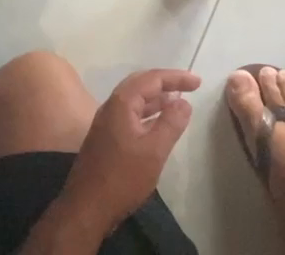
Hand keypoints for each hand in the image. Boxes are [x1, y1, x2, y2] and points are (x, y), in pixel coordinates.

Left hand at [57, 68, 200, 236]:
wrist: (86, 208)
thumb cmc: (122, 178)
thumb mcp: (154, 151)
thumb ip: (171, 123)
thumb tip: (184, 102)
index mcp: (121, 103)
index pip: (152, 78)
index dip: (176, 77)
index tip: (197, 82)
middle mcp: (111, 106)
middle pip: (141, 84)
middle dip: (165, 83)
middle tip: (188, 87)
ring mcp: (106, 122)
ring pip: (134, 100)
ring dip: (156, 99)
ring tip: (178, 103)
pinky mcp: (105, 137)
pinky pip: (130, 115)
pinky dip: (147, 114)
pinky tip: (158, 125)